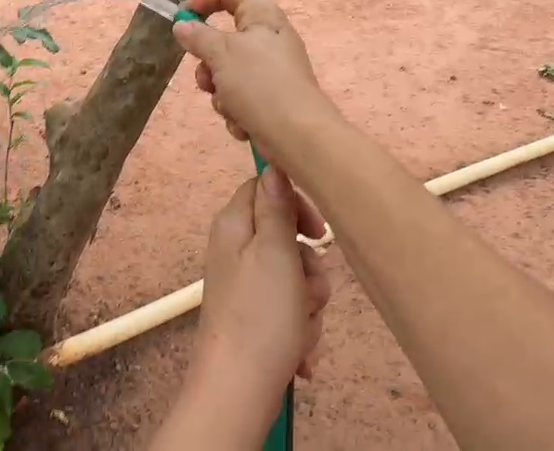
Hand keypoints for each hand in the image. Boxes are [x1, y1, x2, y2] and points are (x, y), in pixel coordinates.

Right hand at [171, 0, 326, 152]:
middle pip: (224, 38)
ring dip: (220, 91)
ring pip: (228, 73)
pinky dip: (237, 111)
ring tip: (228, 105)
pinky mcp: (272, 100)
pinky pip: (241, 98)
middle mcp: (269, 40)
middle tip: (205, 75)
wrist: (299, 137)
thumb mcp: (221, 54)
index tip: (180, 19)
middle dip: (208, 62)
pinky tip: (243, 124)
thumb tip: (182, 25)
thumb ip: (198, 36)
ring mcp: (272, 72)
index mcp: (262, 16)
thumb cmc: (259, 84)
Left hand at [189, 170, 331, 425]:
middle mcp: (234, 249)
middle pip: (287, 238)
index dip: (297, 205)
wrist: (238, 389)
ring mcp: (244, 285)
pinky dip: (300, 330)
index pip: (266, 188)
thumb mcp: (276, 252)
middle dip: (310, 270)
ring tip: (300, 329)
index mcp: (234, 224)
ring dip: (308, 306)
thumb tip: (273, 165)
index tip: (319, 232)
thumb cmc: (260, 315)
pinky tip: (298, 354)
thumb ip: (276, 207)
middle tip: (307, 292)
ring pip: (295, 279)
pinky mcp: (253, 317)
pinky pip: (289, 311)